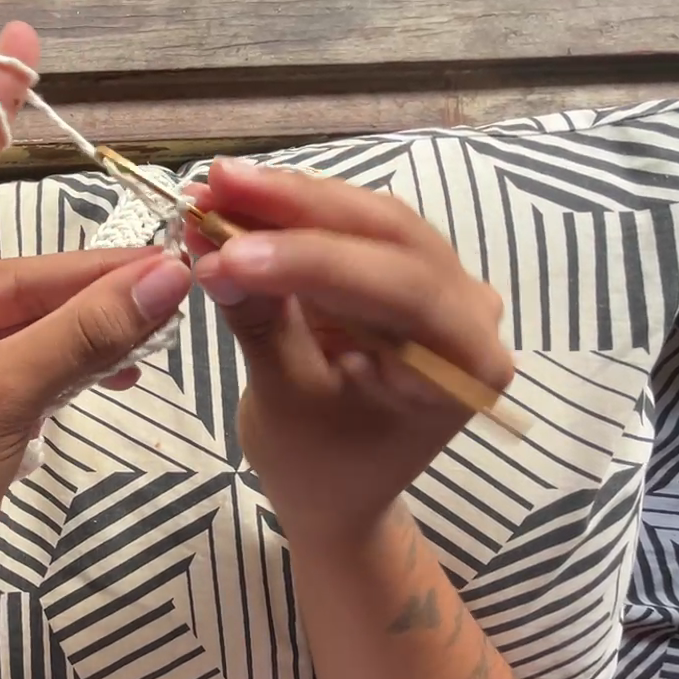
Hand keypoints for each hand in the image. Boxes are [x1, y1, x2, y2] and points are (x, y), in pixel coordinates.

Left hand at [0, 22, 190, 568]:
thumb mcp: (5, 395)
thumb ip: (83, 335)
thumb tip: (166, 276)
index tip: (19, 47)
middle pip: (28, 270)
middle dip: (99, 279)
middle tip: (177, 268)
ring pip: (47, 310)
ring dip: (103, 318)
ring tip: (167, 315)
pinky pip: (47, 346)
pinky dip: (87, 353)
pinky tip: (131, 364)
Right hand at [188, 158, 510, 537]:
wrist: (336, 497)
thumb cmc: (316, 468)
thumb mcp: (283, 401)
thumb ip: (259, 321)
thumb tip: (211, 255)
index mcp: (463, 361)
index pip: (394, 287)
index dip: (307, 261)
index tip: (228, 252)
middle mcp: (467, 311)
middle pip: (386, 234)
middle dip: (296, 206)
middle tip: (218, 182)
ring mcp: (436, 289)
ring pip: (366, 222)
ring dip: (288, 203)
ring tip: (218, 187)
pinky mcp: (396, 282)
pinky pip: (348, 236)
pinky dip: (291, 222)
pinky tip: (242, 206)